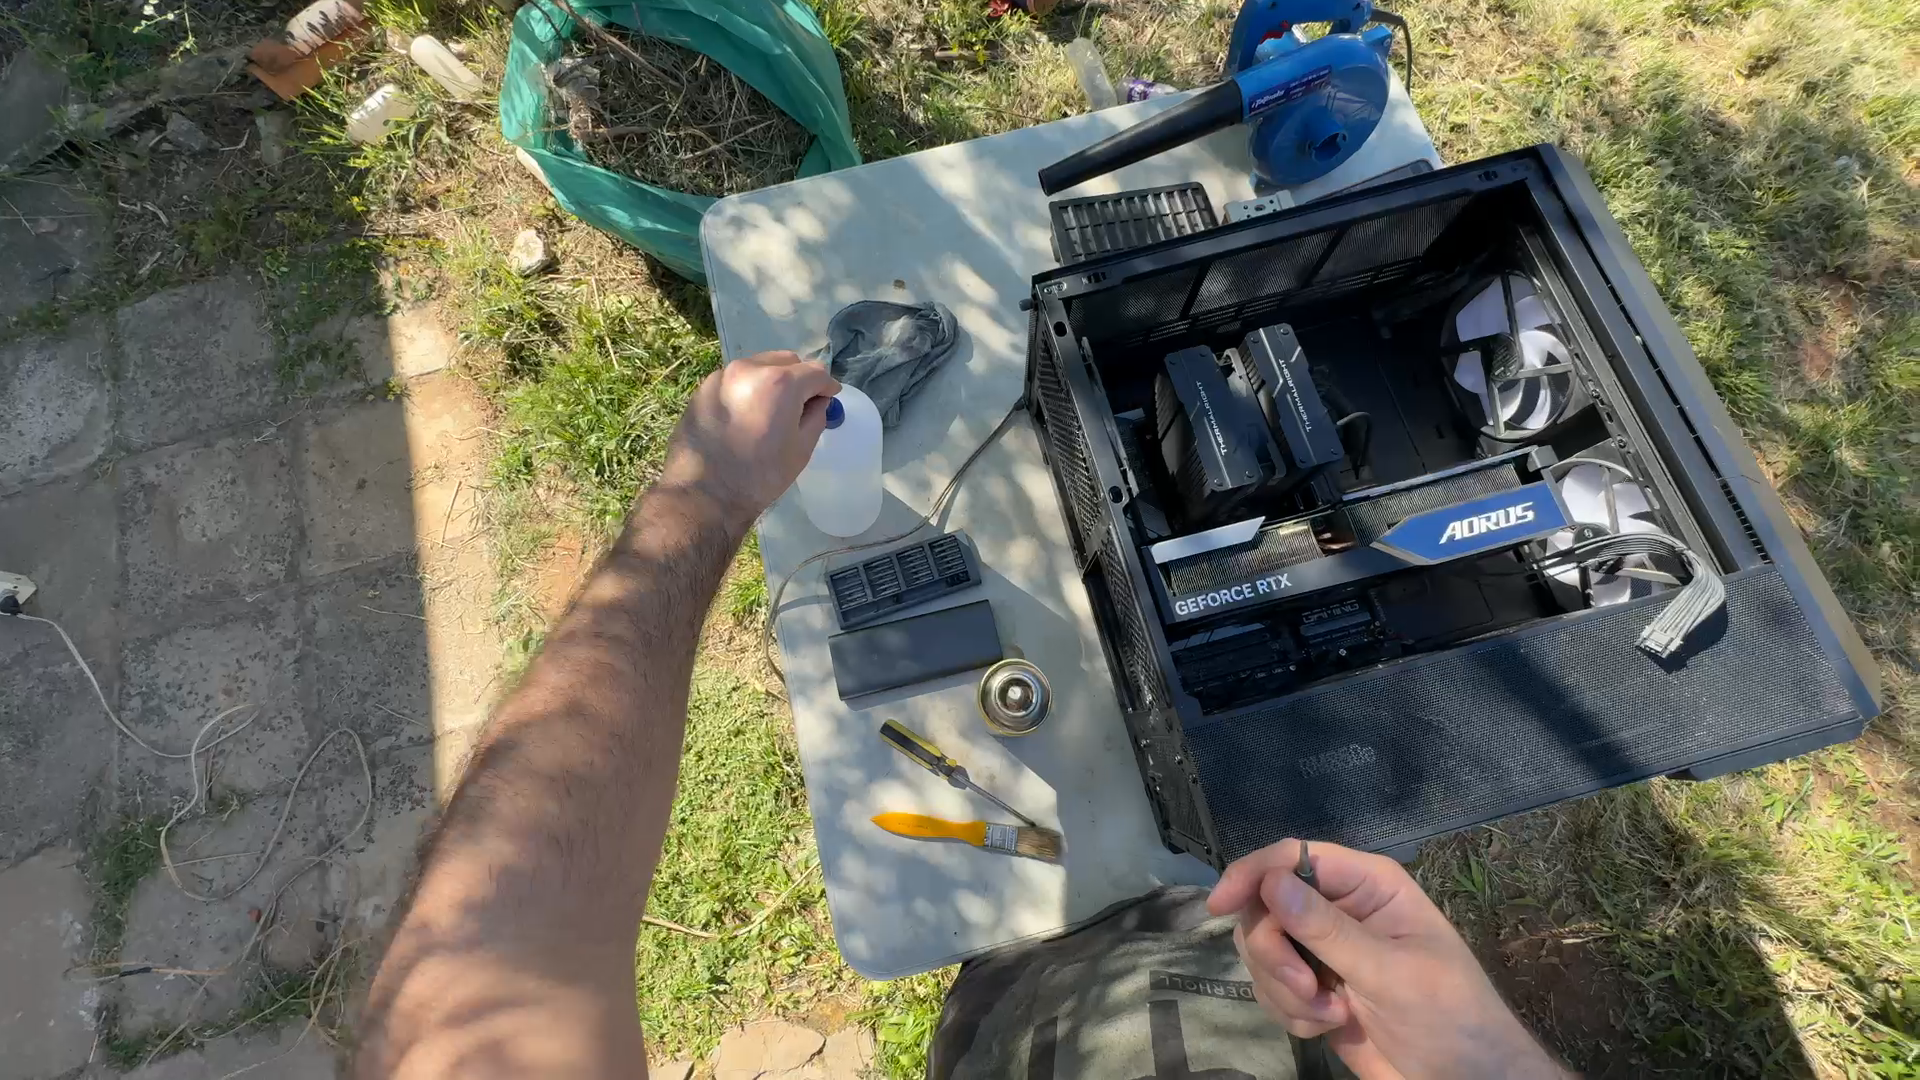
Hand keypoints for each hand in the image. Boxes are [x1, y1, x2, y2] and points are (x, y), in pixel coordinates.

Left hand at [657, 351, 838, 530]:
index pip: (816, 372)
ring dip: (774, 381)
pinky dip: (750, 389)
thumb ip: (816, 416)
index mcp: (780, 382)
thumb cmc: (761, 475)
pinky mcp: (704, 388)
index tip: (829, 399)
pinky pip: (737, 380)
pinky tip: (748, 416)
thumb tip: (818, 402)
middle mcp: (750, 369)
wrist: (705, 493)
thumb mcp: (801, 448)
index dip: (827, 386)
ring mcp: (723, 375)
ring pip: (760, 366)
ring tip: (773, 410)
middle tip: (802, 405)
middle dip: (800, 379)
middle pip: (787, 361)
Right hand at [1208, 840, 1567, 1079]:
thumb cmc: (1452, 1023)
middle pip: (1264, 902)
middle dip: (1275, 951)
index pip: (1292, 857)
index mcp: (1364, 883)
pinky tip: (1326, 1026)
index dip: (1251, 874)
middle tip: (1306, 989)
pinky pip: (1267, 981)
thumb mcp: (1393, 975)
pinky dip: (1288, 1009)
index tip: (1219, 905)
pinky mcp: (1310, 982)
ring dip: (1284, 987)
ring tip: (1328, 1014)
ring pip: (1259, 943)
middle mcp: (1336, 903)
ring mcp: (1320, 945)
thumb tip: (1270, 883)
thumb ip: (1328, 930)